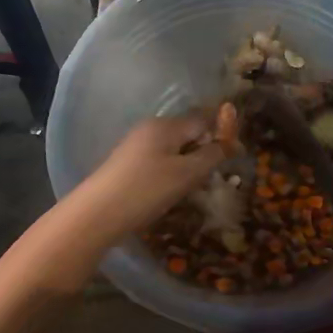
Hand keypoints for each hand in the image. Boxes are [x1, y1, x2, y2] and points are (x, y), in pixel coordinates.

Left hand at [67, 107, 238, 239]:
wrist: (97, 213)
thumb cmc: (146, 190)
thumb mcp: (186, 174)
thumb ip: (211, 156)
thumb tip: (231, 143)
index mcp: (166, 125)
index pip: (203, 119)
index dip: (221, 133)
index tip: (235, 155)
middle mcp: (150, 128)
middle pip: (187, 133)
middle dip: (204, 151)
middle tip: (214, 176)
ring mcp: (136, 146)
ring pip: (173, 149)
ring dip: (188, 164)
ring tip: (194, 187)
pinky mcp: (127, 164)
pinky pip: (159, 161)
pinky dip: (171, 172)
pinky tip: (171, 191)